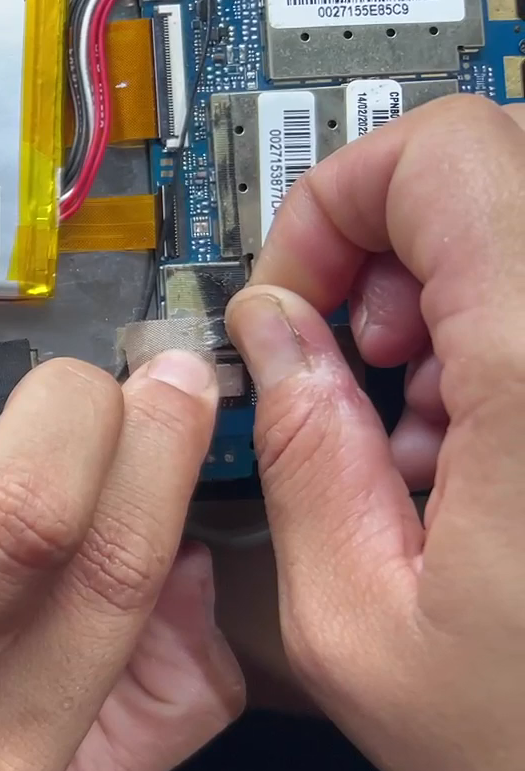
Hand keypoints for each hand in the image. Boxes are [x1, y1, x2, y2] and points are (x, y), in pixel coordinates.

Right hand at [226, 95, 524, 770]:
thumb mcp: (353, 612)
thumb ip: (301, 447)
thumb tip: (269, 327)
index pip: (452, 158)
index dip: (338, 206)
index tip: (296, 309)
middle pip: (503, 179)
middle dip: (382, 267)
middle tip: (352, 385)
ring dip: (447, 323)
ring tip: (426, 448)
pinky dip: (507, 360)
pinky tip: (490, 459)